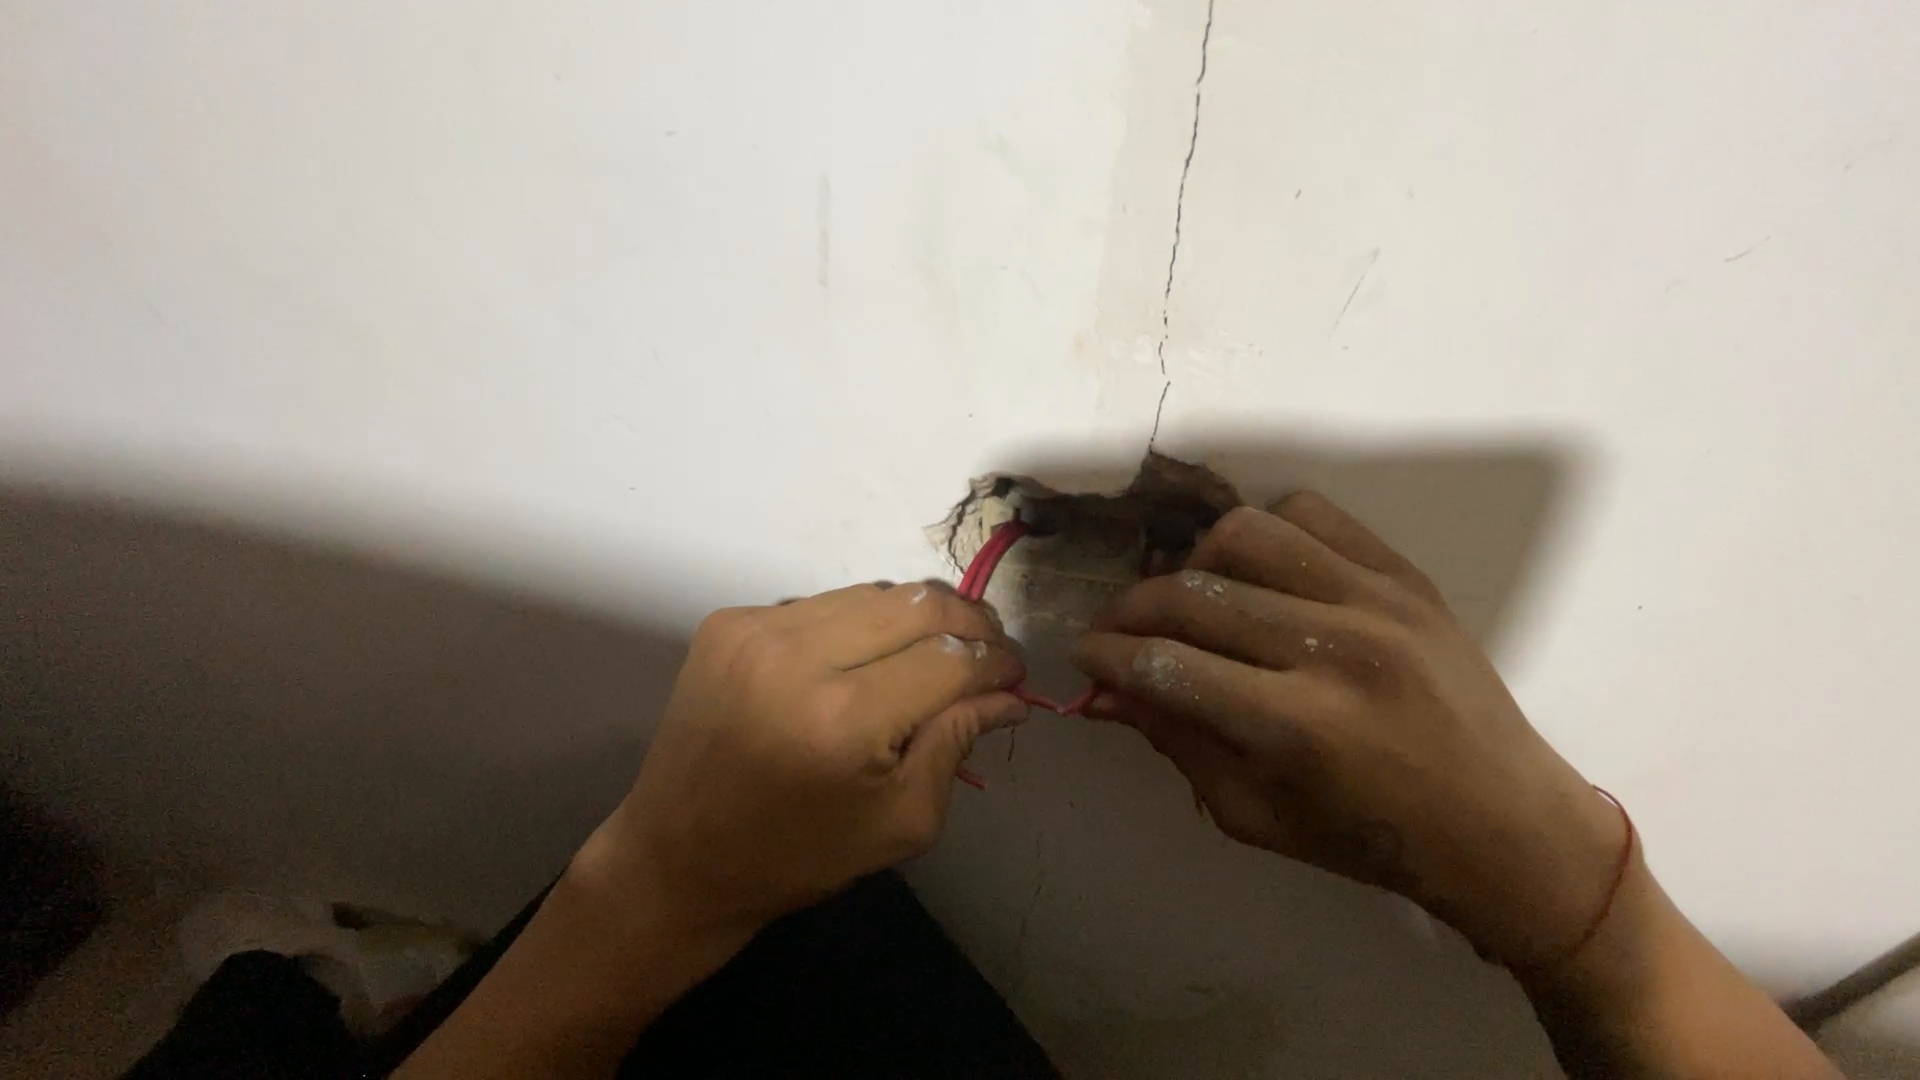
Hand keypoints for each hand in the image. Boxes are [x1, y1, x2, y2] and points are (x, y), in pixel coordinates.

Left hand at [578, 581, 1025, 946]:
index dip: (995, 661)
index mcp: (844, 719)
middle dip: (969, 620)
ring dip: (917, 615)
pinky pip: (822, 603)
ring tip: (940, 643)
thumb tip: (1009, 694)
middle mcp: (797, 655)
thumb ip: (958, 743)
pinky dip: (859, 622)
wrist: (676, 857)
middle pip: (916, 604)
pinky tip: (867, 654)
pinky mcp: (728, 622)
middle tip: (991, 647)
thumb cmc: (798, 854)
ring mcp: (755, 629)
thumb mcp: (900, 821)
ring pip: (871, 592)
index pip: (949, 658)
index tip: (1015, 672)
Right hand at [1072, 494, 1624, 969]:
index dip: (1107, 657)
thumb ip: (1174, 742)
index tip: (1084, 657)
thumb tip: (1103, 692)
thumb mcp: (1252, 814)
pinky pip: (1309, 516)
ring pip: (1241, 535)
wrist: (1506, 826)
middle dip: (1127, 611)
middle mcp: (1334, 649)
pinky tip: (1254, 575)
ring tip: (1186, 599)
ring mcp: (1377, 599)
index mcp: (1298, 727)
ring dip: (1190, 564)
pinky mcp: (1404, 575)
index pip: (1165, 665)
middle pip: (1191, 595)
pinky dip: (1262, 535)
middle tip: (1112, 631)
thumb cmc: (1370, 839)